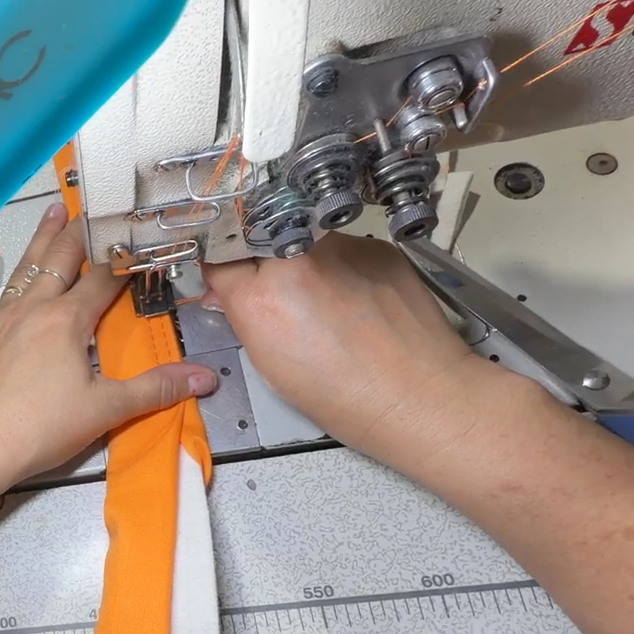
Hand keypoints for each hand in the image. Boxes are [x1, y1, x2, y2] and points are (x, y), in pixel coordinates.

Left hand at [0, 203, 217, 488]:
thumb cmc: (41, 428)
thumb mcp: (106, 410)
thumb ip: (155, 390)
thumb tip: (206, 378)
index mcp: (68, 320)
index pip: (103, 280)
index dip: (123, 256)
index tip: (137, 233)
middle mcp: (33, 309)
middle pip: (61, 261)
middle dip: (81, 232)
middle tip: (93, 206)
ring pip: (23, 270)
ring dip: (40, 239)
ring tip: (51, 211)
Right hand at [201, 232, 514, 462]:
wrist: (414, 394)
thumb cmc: (338, 392)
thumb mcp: (265, 361)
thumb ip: (240, 315)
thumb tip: (224, 293)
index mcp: (259, 294)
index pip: (219, 258)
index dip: (219, 269)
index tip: (222, 277)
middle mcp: (298, 259)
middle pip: (259, 240)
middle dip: (257, 261)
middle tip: (271, 293)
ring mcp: (342, 247)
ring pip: (302, 240)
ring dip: (299, 261)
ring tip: (319, 303)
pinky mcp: (377, 246)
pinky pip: (341, 248)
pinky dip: (337, 267)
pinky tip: (350, 299)